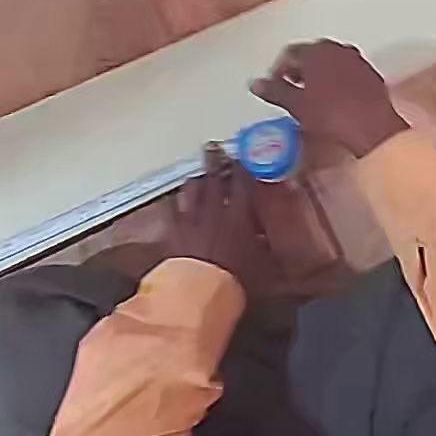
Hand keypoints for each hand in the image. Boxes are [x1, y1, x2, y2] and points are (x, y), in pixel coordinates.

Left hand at [167, 147, 273, 284]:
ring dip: (194, 179)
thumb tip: (264, 236)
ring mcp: (191, 218)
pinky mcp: (174, 229)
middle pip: (213, 178)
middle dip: (214, 160)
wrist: (199, 289)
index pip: (241, 184)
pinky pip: (172, 209)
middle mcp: (214, 210)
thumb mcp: (258, 262)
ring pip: (191, 189)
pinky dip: (173, 202)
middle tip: (212, 146)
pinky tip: (172, 199)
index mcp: (238, 215)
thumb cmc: (235, 278)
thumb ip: (260, 244)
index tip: (240, 156)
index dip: (241, 168)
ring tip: (195, 173)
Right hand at [250, 40, 407, 155]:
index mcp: (315, 51)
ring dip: (317, 74)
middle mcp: (337, 49)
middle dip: (298, 69)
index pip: (289, 53)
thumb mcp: (295, 104)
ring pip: (330, 61)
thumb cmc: (331, 114)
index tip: (274, 85)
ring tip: (310, 95)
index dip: (278, 69)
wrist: (371, 128)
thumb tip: (255, 84)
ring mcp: (356, 60)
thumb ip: (274, 90)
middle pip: (310, 53)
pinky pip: (346, 71)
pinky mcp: (369, 74)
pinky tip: (332, 98)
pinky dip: (335, 79)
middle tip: (290, 88)